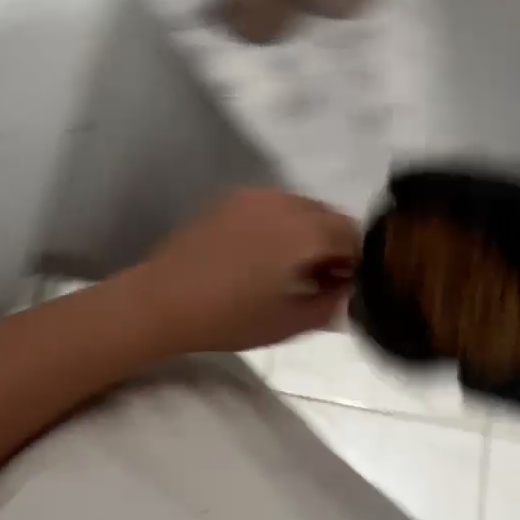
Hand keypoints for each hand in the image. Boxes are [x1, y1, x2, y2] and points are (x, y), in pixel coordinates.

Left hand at [121, 188, 360, 354]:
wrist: (161, 299)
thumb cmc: (228, 318)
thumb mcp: (289, 322)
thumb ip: (329, 303)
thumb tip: (345, 289)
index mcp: (302, 231)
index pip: (351, 233)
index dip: (358, 259)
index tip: (349, 285)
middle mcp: (280, 203)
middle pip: (326, 214)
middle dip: (333, 243)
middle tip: (323, 279)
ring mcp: (250, 196)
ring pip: (298, 206)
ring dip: (306, 230)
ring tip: (292, 268)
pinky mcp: (226, 200)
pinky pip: (269, 204)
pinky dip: (280, 223)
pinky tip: (264, 255)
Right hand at [381, 169, 519, 477]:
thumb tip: (461, 378)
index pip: (515, 200)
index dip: (459, 185)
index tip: (408, 184)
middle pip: (502, 201)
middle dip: (447, 190)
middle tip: (393, 195)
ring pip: (505, 224)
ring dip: (457, 214)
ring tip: (406, 220)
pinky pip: (510, 254)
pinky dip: (470, 246)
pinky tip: (439, 263)